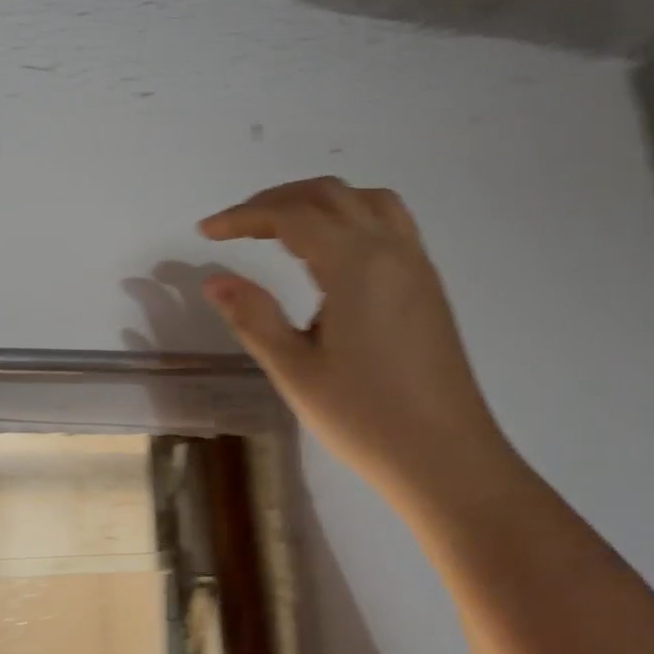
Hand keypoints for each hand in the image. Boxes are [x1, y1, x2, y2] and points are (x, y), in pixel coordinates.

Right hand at [199, 178, 520, 503]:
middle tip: (235, 226)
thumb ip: (253, 317)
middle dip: (277, 200)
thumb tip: (215, 280)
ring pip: (367, 202)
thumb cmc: (364, 417)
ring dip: (319, 203)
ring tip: (281, 230)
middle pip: (331, 195)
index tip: (205, 233)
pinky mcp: (427, 288)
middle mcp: (391, 251)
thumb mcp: (295, 370)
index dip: (244, 217)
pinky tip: (328, 256)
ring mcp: (416, 267)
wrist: (447, 458)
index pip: (292, 216)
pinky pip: (389, 225)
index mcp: (356, 265)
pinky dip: (350, 218)